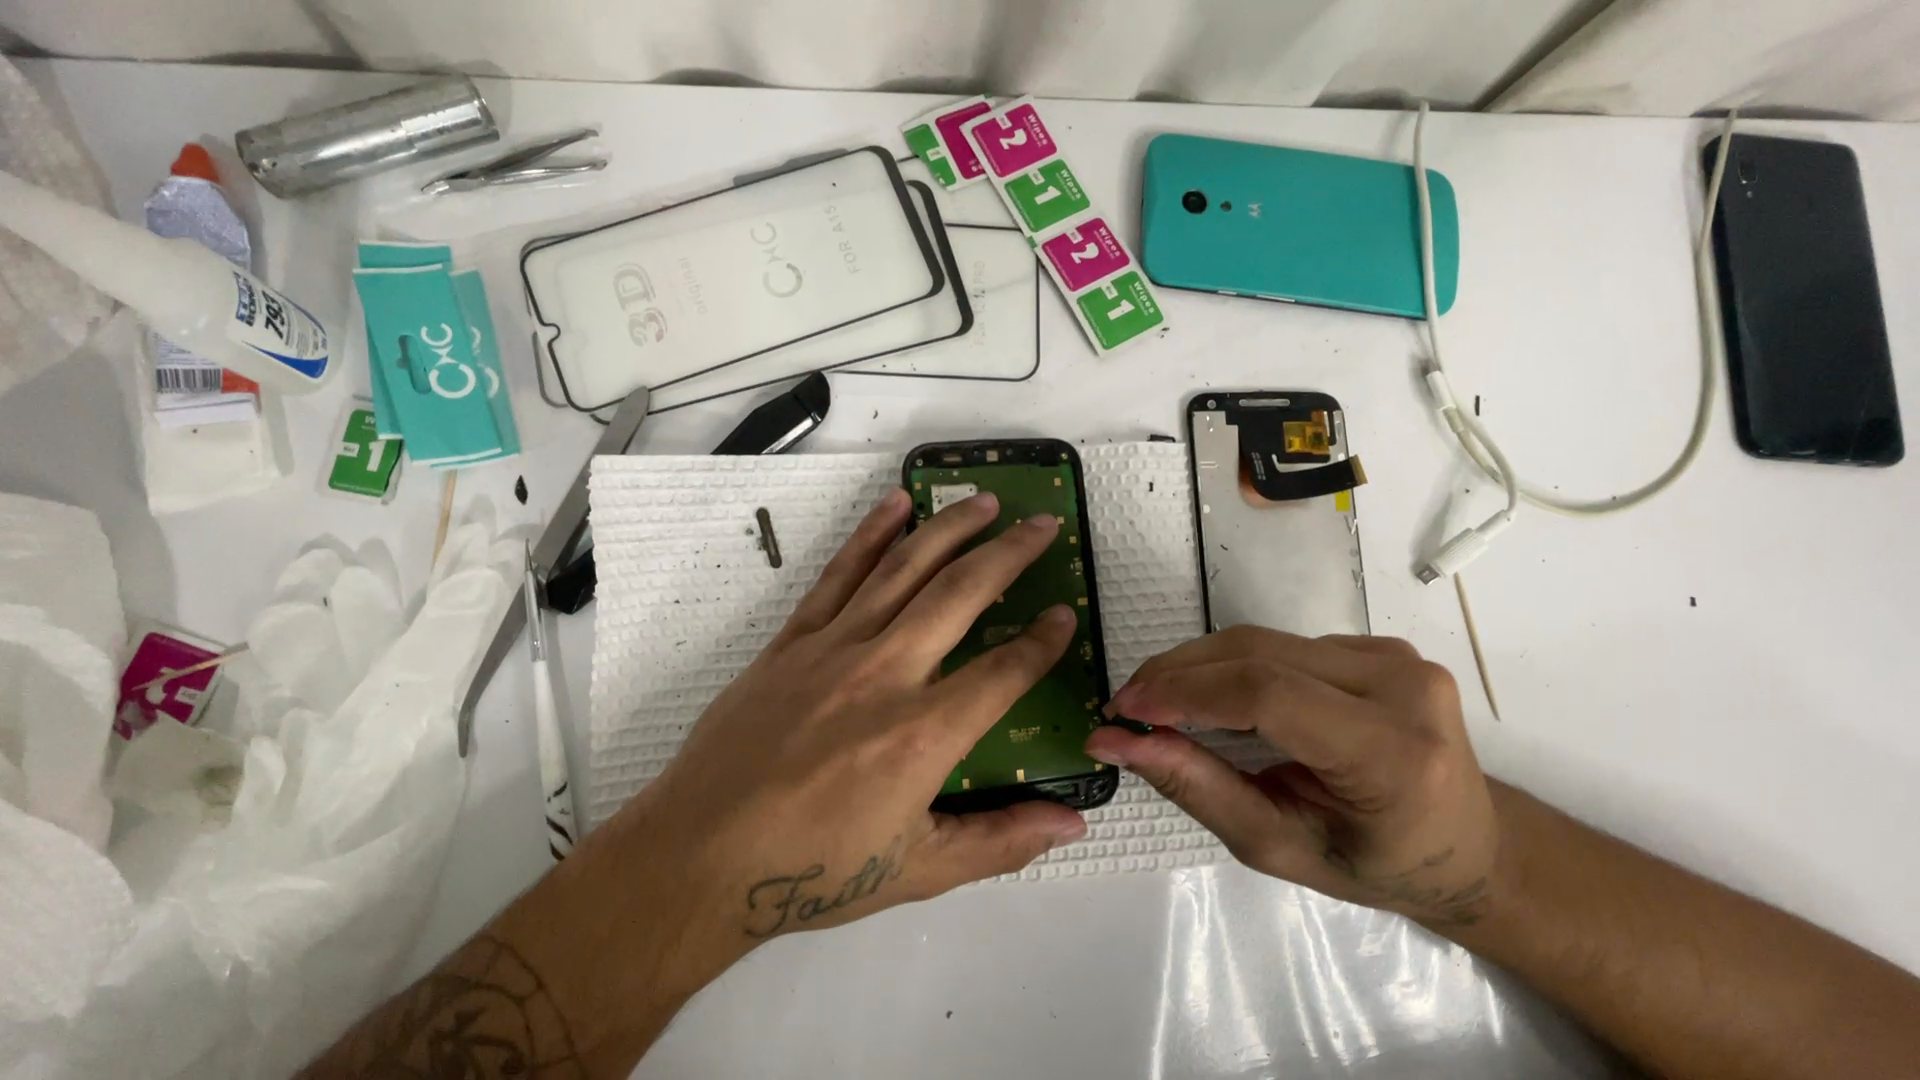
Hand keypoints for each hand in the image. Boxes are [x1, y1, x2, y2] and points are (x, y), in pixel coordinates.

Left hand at [608, 488, 1087, 954]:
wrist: (701, 855)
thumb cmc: (812, 872)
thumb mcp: (919, 871)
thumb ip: (1001, 842)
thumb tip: (1073, 825)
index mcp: (924, 734)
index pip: (1005, 671)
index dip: (1043, 641)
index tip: (1066, 615)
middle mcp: (885, 674)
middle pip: (961, 593)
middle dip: (1010, 553)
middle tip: (1043, 525)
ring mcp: (833, 648)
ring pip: (903, 568)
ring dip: (949, 527)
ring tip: (985, 501)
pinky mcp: (791, 641)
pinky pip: (838, 574)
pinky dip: (870, 534)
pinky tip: (895, 504)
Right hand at [1083, 627, 1499, 927]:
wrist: (1466, 847)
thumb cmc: (1372, 866)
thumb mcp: (1276, 846)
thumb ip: (1195, 787)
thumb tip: (1112, 741)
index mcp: (1392, 755)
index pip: (1268, 695)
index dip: (1185, 692)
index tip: (1123, 710)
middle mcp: (1404, 688)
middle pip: (1260, 654)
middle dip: (1178, 673)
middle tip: (1126, 705)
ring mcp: (1399, 658)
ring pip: (1266, 641)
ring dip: (1201, 667)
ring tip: (1160, 703)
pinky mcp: (1384, 646)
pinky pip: (1286, 646)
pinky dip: (1237, 668)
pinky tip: (1220, 700)